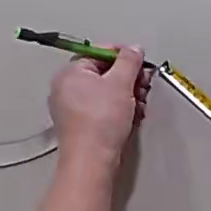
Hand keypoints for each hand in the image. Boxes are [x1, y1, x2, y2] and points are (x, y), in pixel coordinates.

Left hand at [48, 45, 149, 166]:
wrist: (92, 160)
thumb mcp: (121, 82)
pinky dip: (120, 109)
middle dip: (129, 78)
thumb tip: (134, 50)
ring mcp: (73, 108)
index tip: (140, 62)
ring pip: (106, 92)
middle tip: (142, 84)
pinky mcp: (82, 124)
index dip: (123, 56)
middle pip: (104, 73)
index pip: (100, 52)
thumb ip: (129, 61)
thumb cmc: (99, 123)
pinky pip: (103, 108)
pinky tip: (133, 115)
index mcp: (70, 72)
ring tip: (139, 103)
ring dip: (128, 94)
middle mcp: (67, 88)